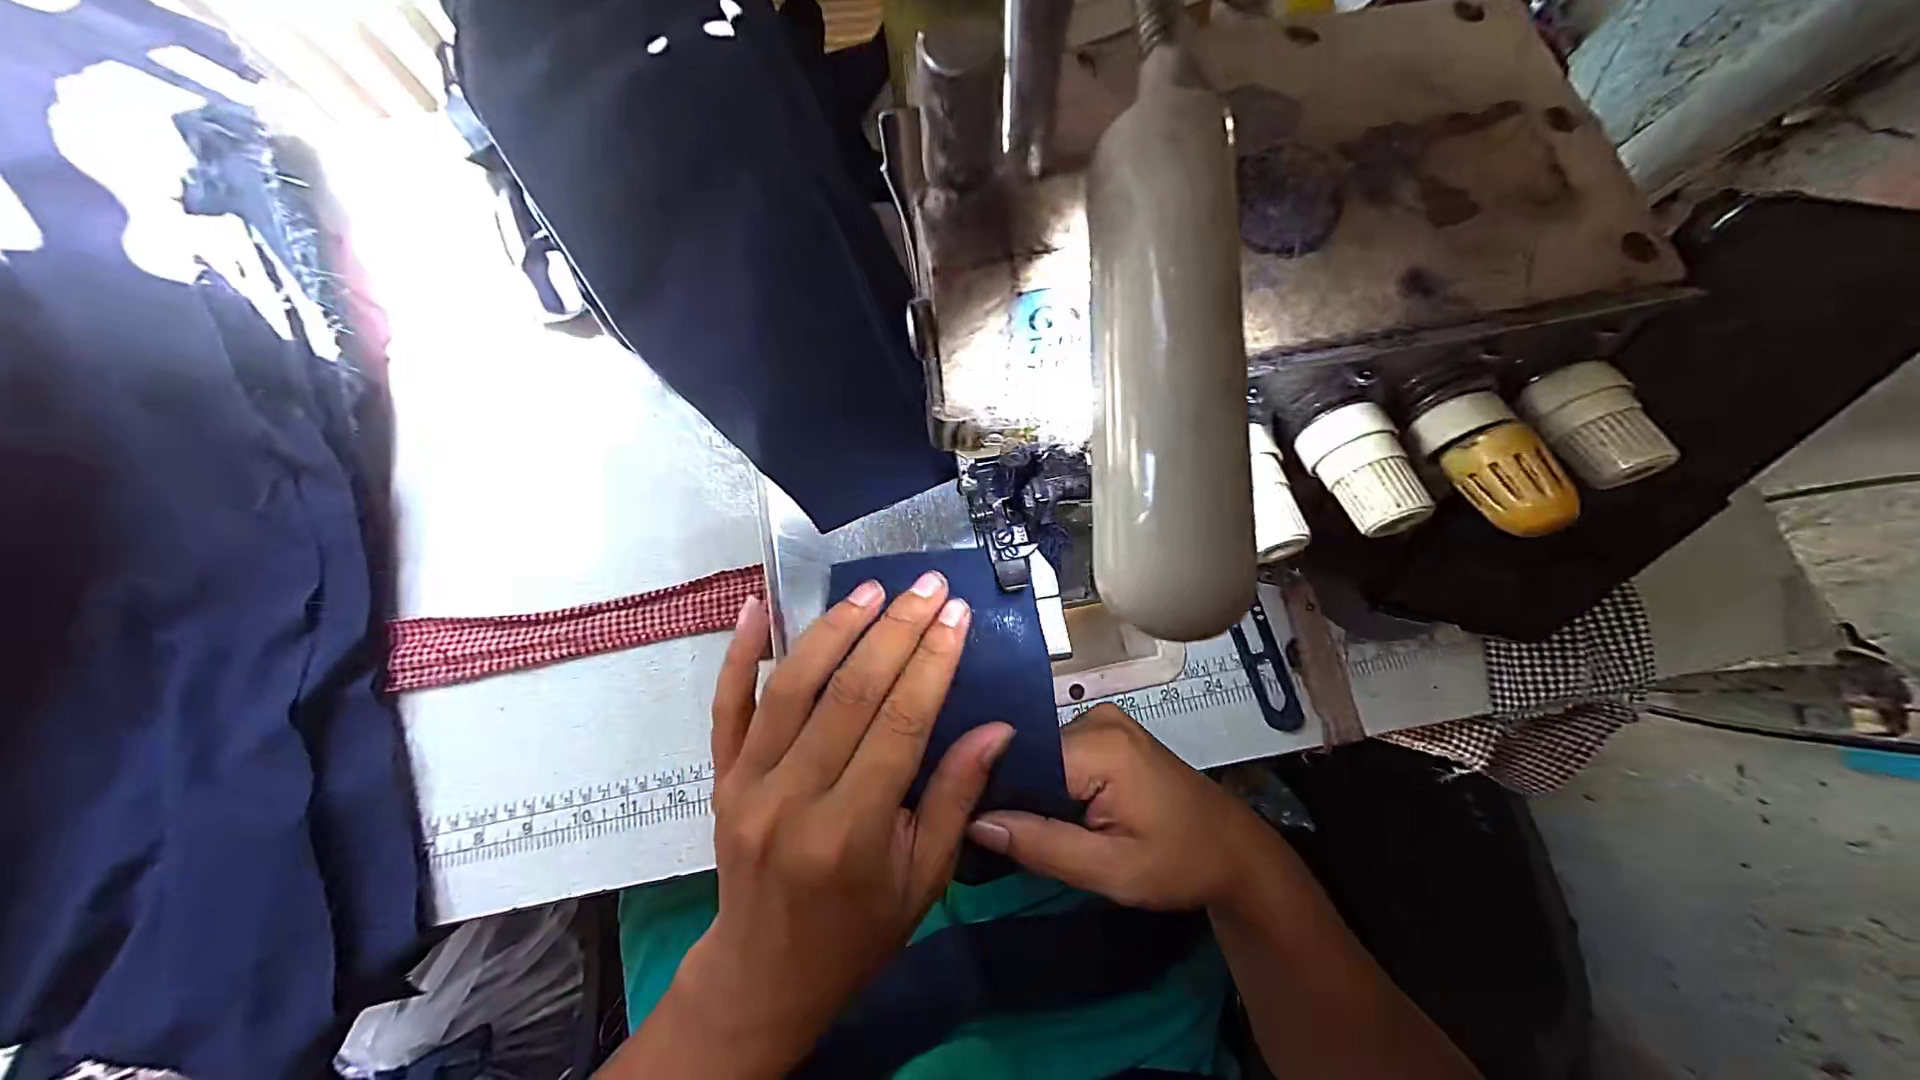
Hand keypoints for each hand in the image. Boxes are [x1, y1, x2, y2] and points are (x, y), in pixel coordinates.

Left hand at [613, 573, 1012, 1079]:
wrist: (766, 973)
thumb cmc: (858, 931)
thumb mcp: (923, 878)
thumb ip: (955, 797)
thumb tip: (996, 728)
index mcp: (850, 833)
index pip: (900, 724)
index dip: (933, 662)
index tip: (956, 616)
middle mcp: (792, 800)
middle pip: (849, 693)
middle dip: (896, 631)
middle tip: (928, 588)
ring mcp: (746, 784)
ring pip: (791, 686)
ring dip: (834, 628)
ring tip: (871, 589)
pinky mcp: (720, 776)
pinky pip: (726, 705)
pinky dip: (739, 652)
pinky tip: (756, 605)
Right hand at [966, 704, 1299, 913]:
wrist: (1234, 850)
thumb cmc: (1180, 863)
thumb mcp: (1110, 870)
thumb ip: (1042, 846)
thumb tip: (974, 822)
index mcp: (1100, 744)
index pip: (1022, 759)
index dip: (998, 796)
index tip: (978, 829)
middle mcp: (1097, 716)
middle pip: (1030, 754)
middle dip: (1017, 796)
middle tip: (1008, 839)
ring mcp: (1103, 719)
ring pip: (1041, 754)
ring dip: (1034, 791)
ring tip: (1031, 828)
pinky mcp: (1107, 730)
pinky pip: (1059, 752)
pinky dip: (1052, 783)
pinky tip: (1054, 811)